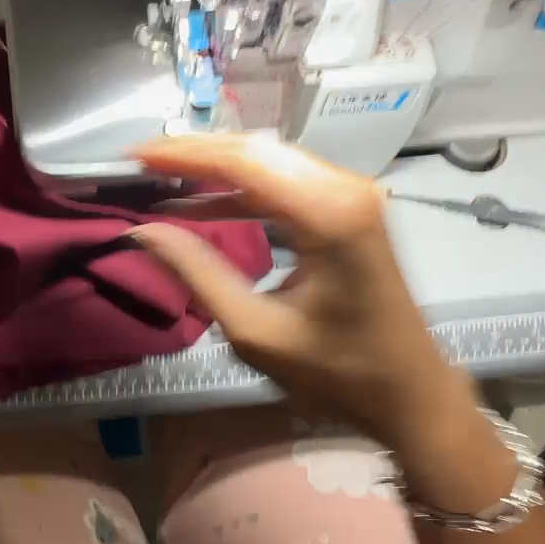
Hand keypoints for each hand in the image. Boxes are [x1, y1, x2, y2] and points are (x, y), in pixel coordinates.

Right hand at [130, 135, 474, 448]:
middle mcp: (345, 190)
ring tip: (161, 175)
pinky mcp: (348, 208)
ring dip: (215, 166)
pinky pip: (284, 181)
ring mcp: (351, 195)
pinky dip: (240, 187)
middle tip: (140, 161)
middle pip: (257, 150)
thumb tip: (142, 230)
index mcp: (329, 215)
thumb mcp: (254, 330)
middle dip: (194, 152)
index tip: (134, 155)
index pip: (244, 162)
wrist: (410, 393)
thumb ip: (196, 273)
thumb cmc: (337, 372)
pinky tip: (201, 201)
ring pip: (269, 160)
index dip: (184, 154)